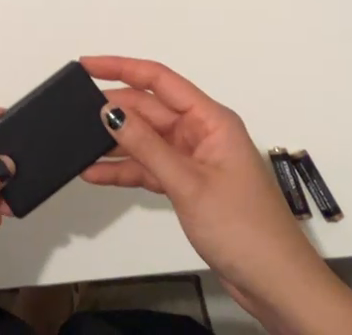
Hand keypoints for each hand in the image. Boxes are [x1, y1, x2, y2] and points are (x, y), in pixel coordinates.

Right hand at [79, 56, 351, 334]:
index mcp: (211, 120)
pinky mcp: (188, 185)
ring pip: (145, 138)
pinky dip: (124, 169)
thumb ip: (145, 145)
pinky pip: (148, 166)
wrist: (278, 286)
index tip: (86, 65)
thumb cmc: (246, 231)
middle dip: (113, 110)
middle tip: (73, 112)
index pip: (159, 80)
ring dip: (114, 142)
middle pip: (148, 109)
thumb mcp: (188, 184)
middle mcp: (201, 133)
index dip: (121, 67)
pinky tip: (95, 173)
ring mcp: (194, 159)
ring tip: (77, 142)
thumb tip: (108, 111)